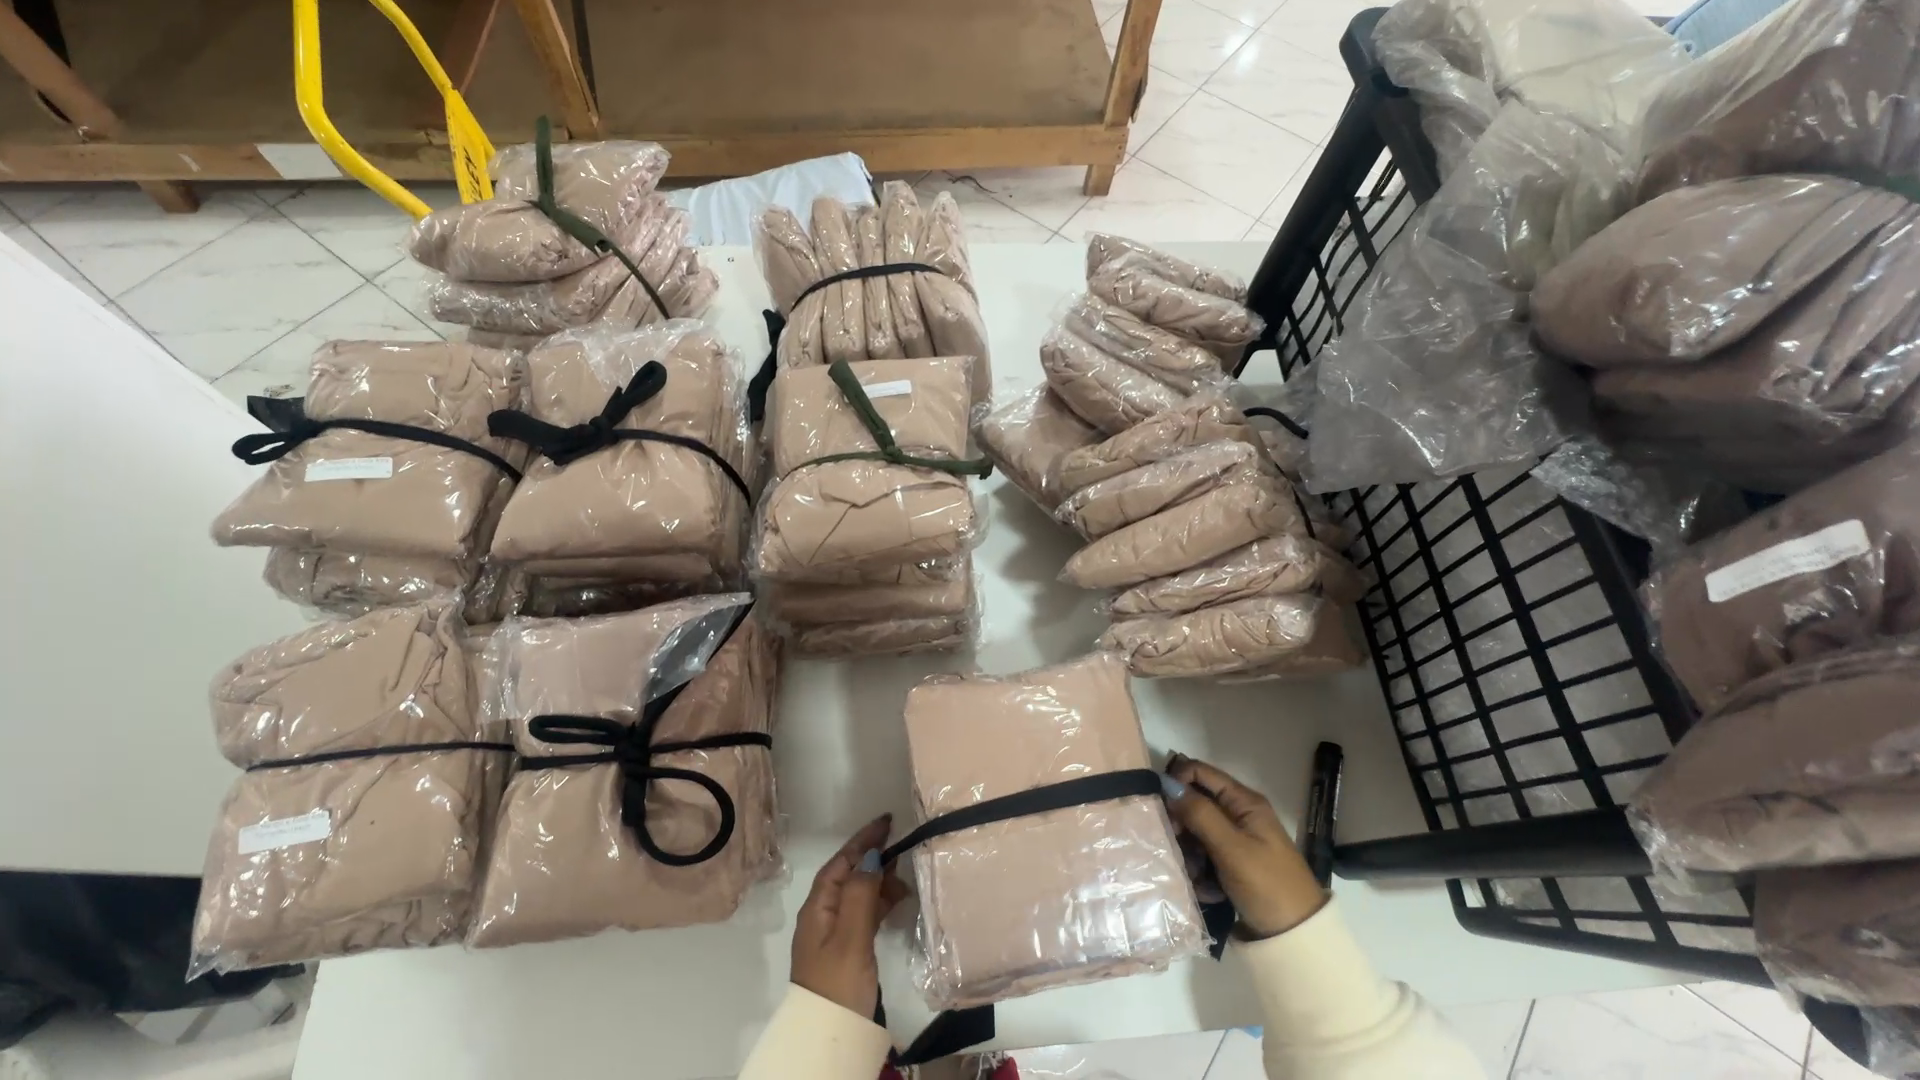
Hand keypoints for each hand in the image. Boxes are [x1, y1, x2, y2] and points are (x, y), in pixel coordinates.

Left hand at [791, 813, 908, 1017]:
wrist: (829, 1032)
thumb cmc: (838, 981)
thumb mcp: (851, 935)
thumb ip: (860, 893)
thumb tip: (871, 856)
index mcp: (817, 907)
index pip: (840, 862)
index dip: (862, 841)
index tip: (886, 822)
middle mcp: (823, 915)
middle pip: (847, 874)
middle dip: (872, 855)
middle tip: (900, 842)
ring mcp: (834, 933)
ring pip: (858, 893)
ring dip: (879, 878)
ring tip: (904, 872)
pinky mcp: (847, 950)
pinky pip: (865, 912)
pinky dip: (881, 901)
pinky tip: (898, 900)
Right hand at [1164, 754, 1327, 939]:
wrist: (1294, 934)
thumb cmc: (1266, 884)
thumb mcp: (1231, 848)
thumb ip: (1200, 814)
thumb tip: (1169, 786)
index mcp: (1244, 802)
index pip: (1201, 773)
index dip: (1178, 782)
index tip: (1163, 808)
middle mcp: (1239, 815)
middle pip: (1195, 804)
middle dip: (1182, 825)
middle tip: (1175, 846)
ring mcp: (1235, 840)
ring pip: (1195, 833)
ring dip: (1189, 853)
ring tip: (1194, 875)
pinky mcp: (1231, 863)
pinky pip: (1203, 856)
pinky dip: (1200, 870)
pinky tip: (1205, 888)